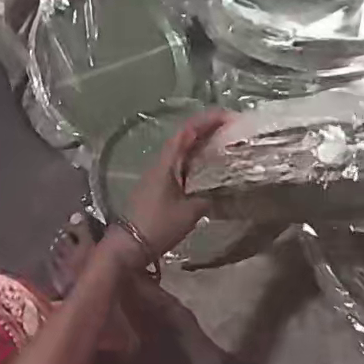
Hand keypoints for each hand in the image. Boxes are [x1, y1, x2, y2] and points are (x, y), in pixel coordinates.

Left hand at [119, 108, 233, 257]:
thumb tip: (224, 190)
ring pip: (184, 152)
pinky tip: (210, 169)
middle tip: (234, 129)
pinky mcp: (159, 187)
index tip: (230, 116)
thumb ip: (208, 197)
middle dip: (209, 129)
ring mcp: (159, 175)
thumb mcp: (190, 212)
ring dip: (203, 145)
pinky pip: (181, 166)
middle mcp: (162, 164)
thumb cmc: (158, 226)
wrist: (129, 246)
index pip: (188, 131)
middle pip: (186, 137)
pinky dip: (198, 161)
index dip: (208, 120)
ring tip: (226, 145)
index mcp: (167, 163)